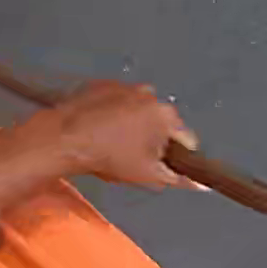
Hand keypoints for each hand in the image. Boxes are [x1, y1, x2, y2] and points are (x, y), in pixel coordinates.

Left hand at [35, 81, 201, 188]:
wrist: (66, 137)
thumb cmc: (110, 157)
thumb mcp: (148, 175)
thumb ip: (178, 178)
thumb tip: (200, 184)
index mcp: (166, 115)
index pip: (186, 139)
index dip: (179, 156)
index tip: (163, 165)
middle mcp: (151, 94)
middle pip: (163, 121)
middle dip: (155, 138)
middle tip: (136, 156)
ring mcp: (126, 85)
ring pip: (140, 109)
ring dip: (135, 123)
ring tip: (115, 141)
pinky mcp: (105, 83)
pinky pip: (119, 100)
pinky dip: (116, 111)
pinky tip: (102, 127)